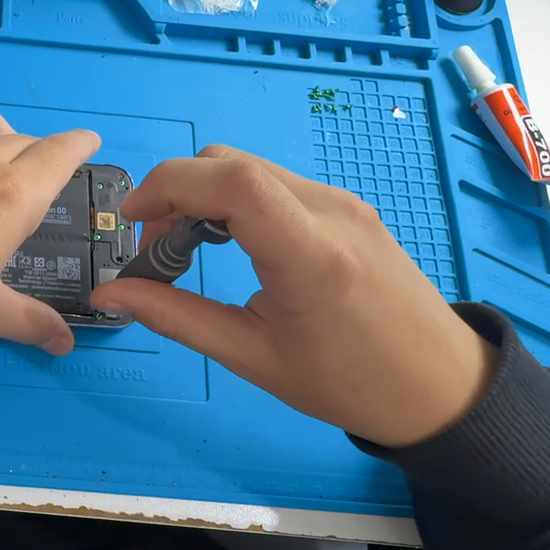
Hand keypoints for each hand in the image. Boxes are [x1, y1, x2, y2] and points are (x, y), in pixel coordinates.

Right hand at [89, 145, 496, 446]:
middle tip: (157, 249)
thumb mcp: (250, 356)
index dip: (168, 185)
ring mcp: (341, 201)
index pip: (231, 180)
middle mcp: (328, 210)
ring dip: (201, 195)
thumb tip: (107, 296)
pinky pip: (271, 182)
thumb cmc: (346, 382)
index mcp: (308, 254)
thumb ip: (174, 317)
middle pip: (228, 162)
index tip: (132, 221)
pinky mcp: (345, 205)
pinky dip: (231, 200)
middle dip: (174, 193)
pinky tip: (229, 244)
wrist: (442, 387)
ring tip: (189, 250)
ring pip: (247, 166)